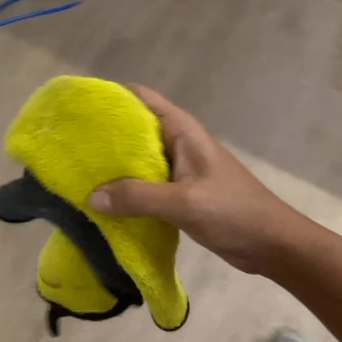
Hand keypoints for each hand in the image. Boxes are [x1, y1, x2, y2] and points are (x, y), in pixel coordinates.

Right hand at [88, 87, 312, 274]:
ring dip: (113, 166)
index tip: (77, 107)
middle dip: (104, 134)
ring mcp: (179, 168)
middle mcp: (177, 143)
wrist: (273, 244)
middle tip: (68, 144)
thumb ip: (138, 197)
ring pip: (138, 159)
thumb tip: (91, 195)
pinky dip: (126, 189)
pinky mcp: (180, 193)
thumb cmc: (234, 211)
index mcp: (182, 130)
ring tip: (76, 173)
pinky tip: (103, 202)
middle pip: (134, 128)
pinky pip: (145, 183)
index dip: (110, 97)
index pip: (140, 98)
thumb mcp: (184, 203)